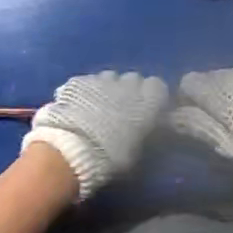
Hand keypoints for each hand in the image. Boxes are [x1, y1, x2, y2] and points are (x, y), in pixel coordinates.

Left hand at [22, 70, 168, 200]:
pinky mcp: (78, 81)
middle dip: (129, 90)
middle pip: (132, 79)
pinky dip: (85, 90)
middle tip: (122, 107)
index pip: (157, 86)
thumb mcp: (139, 148)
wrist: (76, 146)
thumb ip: (145, 131)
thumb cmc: (113, 155)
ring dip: (107, 88)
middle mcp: (126, 84)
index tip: (147, 107)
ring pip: (108, 77)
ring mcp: (100, 80)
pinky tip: (78, 104)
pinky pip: (86, 81)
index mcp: (147, 101)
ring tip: (98, 105)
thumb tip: (148, 127)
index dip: (151, 96)